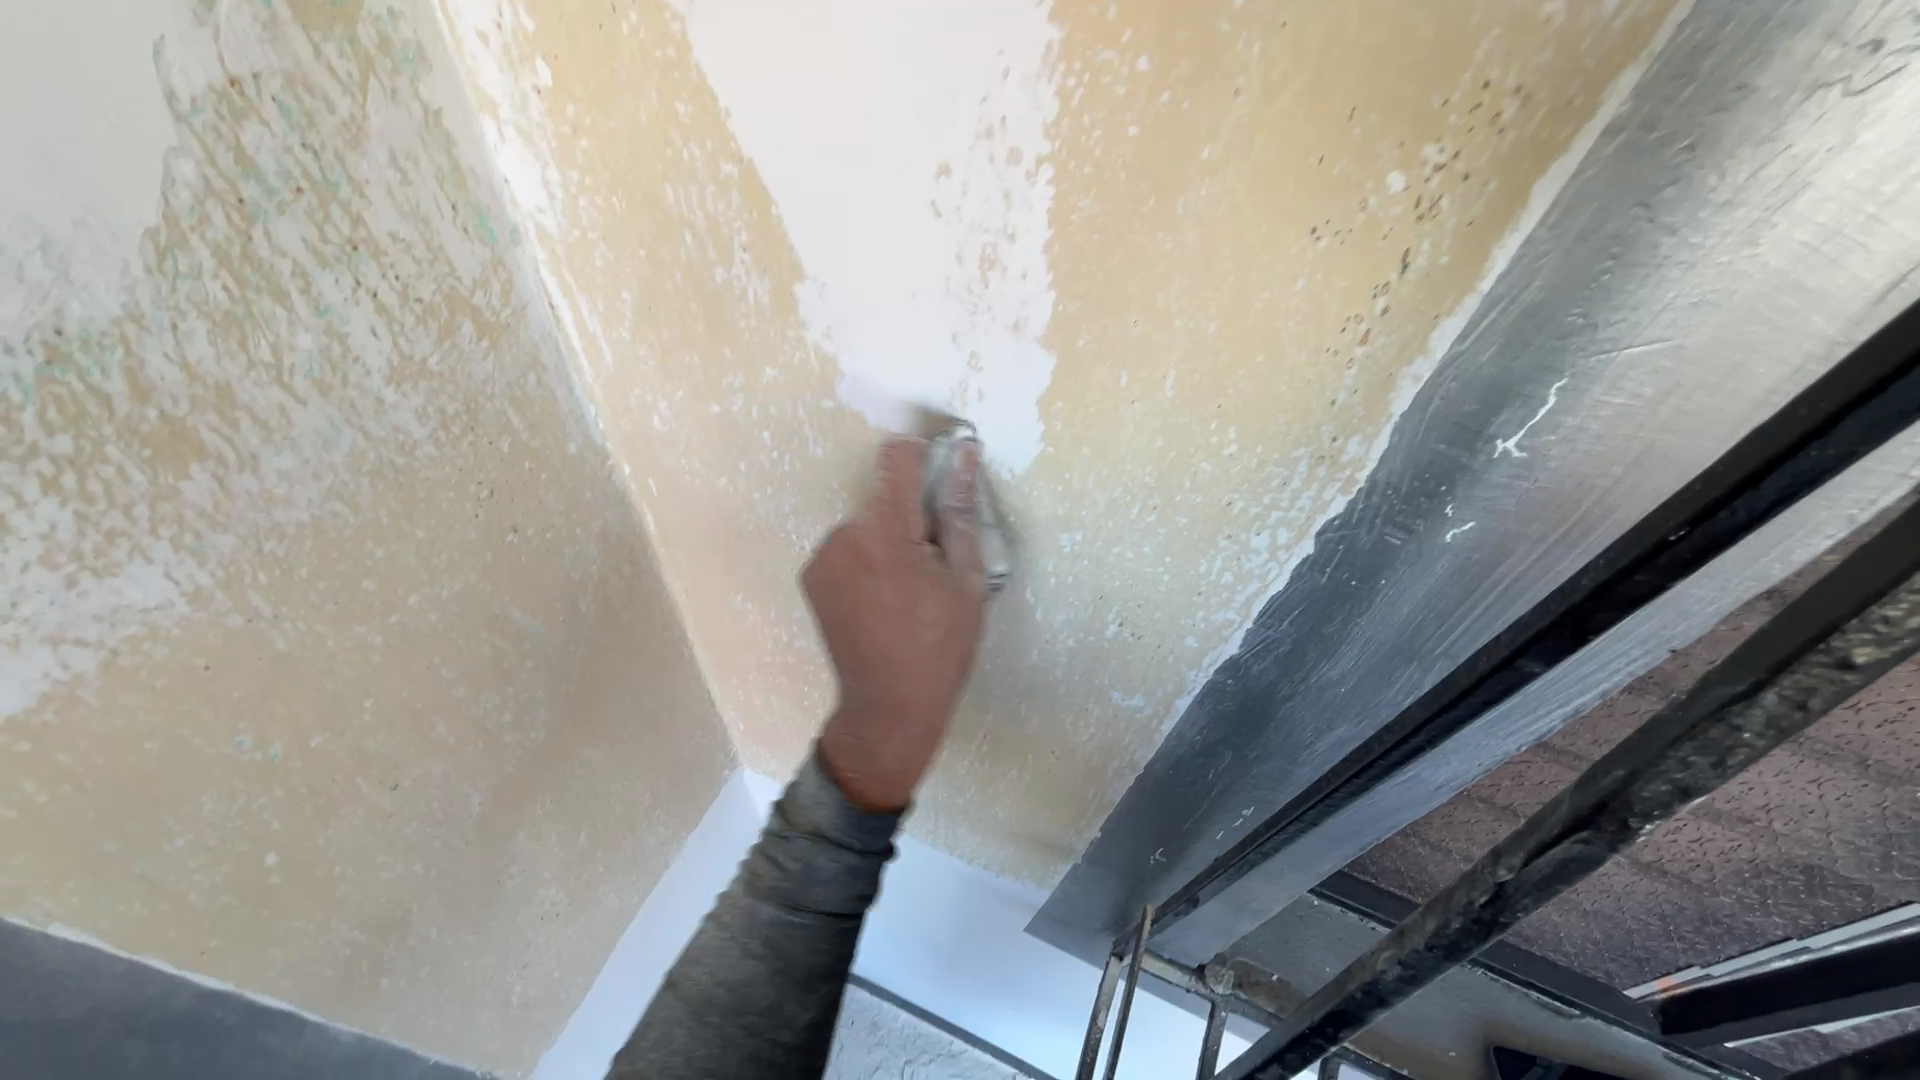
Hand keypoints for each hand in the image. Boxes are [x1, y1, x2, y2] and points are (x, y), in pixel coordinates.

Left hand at [805, 436, 987, 811]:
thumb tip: (964, 454)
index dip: (922, 458)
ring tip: (906, 590)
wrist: (889, 707)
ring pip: (866, 523)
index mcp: (884, 529)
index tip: (941, 483)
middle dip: (911, 516)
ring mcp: (821, 556)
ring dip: (887, 539)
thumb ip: (961, 510)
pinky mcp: (811, 576)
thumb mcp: (966, 579)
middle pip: (883, 496)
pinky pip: (847, 547)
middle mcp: (842, 533)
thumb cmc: (940, 646)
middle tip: (932, 565)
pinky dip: (866, 559)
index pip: (896, 456)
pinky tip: (880, 600)